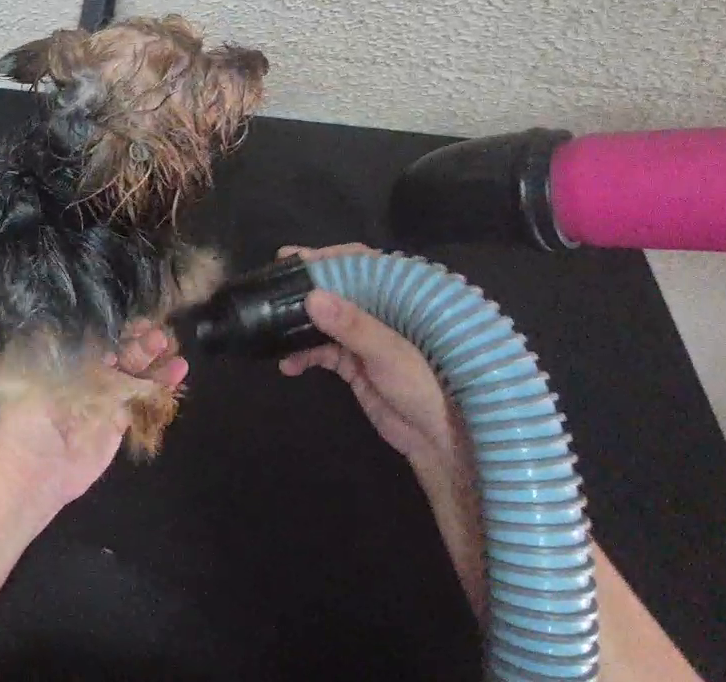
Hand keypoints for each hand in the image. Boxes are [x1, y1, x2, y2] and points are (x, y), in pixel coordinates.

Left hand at [0, 321, 187, 516]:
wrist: (34, 474)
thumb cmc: (26, 423)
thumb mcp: (35, 382)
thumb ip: (57, 356)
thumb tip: (60, 324)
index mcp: (63, 365)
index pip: (94, 340)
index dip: (115, 330)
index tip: (136, 319)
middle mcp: (84, 378)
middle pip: (117, 356)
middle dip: (138, 345)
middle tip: (159, 334)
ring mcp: (102, 400)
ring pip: (133, 377)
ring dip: (154, 364)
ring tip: (176, 352)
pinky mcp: (117, 423)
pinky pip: (140, 400)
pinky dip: (158, 388)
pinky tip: (177, 373)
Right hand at [274, 244, 484, 616]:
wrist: (458, 469)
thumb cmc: (444, 410)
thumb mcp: (402, 366)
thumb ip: (361, 330)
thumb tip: (313, 292)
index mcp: (418, 307)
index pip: (371, 264)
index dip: (330, 256)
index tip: (288, 258)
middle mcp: (399, 318)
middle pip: (346, 285)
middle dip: (306, 282)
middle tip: (267, 283)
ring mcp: (381, 344)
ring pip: (331, 316)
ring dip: (300, 320)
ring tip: (270, 327)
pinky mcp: (366, 371)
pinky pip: (326, 349)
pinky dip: (305, 351)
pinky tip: (288, 361)